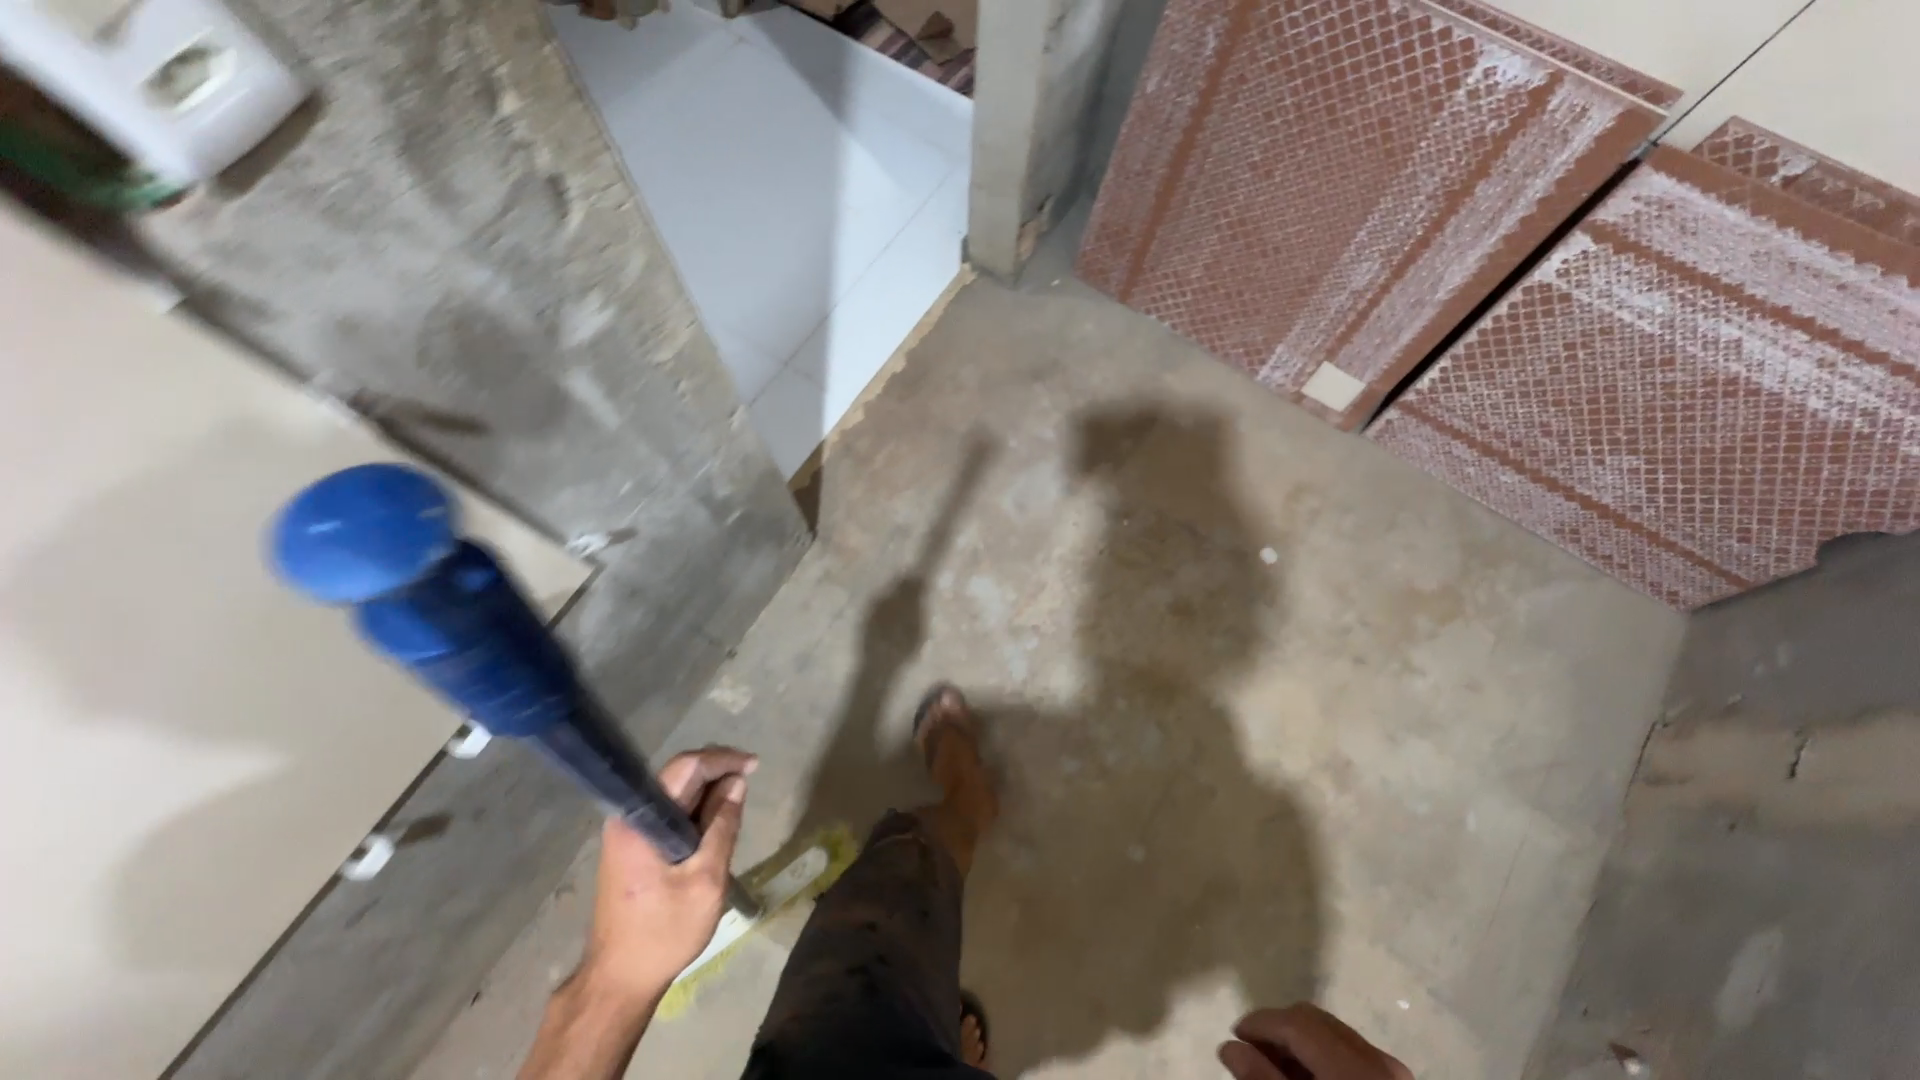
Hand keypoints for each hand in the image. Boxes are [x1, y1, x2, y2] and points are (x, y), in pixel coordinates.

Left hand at [574, 746, 756, 1006]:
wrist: (619, 980)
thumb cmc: (663, 933)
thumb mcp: (706, 880)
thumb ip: (722, 827)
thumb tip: (737, 784)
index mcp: (640, 821)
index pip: (684, 768)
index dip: (721, 760)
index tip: (754, 766)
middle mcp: (628, 818)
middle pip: (677, 776)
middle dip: (716, 771)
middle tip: (750, 779)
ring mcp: (628, 833)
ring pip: (673, 794)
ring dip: (707, 791)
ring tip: (738, 798)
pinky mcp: (633, 848)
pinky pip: (668, 814)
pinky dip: (695, 810)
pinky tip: (716, 820)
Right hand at [1219, 1005, 1412, 1079]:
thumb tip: (1232, 1048)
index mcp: (1351, 1069)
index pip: (1297, 1023)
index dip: (1260, 1023)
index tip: (1234, 1038)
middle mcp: (1377, 1062)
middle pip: (1316, 1021)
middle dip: (1279, 1030)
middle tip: (1251, 1054)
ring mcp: (1394, 1074)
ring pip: (1335, 1036)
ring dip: (1300, 1043)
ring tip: (1276, 1071)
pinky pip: (1353, 1055)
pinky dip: (1324, 1058)